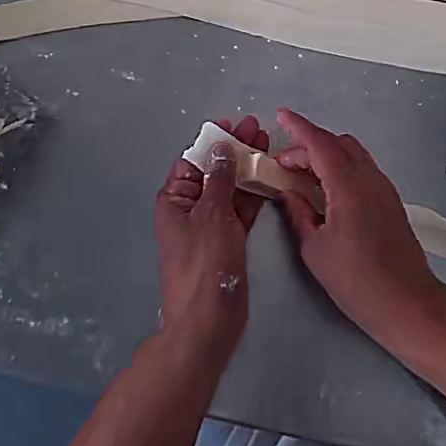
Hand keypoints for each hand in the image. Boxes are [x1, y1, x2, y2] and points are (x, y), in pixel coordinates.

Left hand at [155, 116, 268, 355]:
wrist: (208, 322)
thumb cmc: (204, 264)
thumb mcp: (212, 214)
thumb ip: (220, 178)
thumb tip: (221, 147)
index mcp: (175, 200)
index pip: (193, 160)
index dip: (214, 141)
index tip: (234, 124)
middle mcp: (191, 208)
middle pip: (215, 170)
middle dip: (235, 149)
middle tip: (257, 128)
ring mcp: (211, 225)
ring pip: (231, 187)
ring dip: (247, 166)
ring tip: (267, 143)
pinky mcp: (229, 239)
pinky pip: (242, 208)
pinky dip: (254, 191)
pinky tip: (269, 174)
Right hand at [270, 108, 445, 346]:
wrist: (408, 302)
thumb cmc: (356, 280)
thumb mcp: (315, 249)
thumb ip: (298, 214)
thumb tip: (287, 192)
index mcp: (348, 184)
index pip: (320, 143)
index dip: (298, 126)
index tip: (280, 115)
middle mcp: (369, 176)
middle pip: (337, 143)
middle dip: (308, 145)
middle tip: (283, 164)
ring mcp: (383, 186)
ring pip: (352, 153)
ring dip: (326, 154)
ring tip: (302, 176)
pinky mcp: (390, 199)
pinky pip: (362, 168)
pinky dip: (341, 167)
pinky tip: (326, 190)